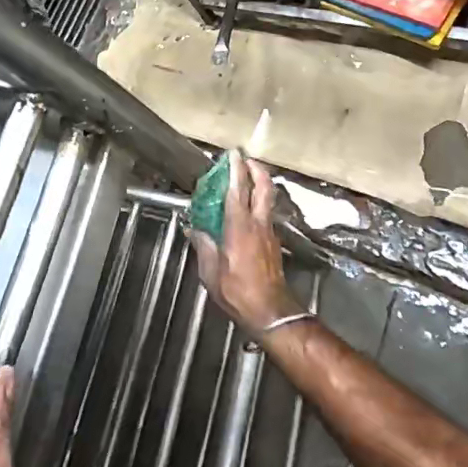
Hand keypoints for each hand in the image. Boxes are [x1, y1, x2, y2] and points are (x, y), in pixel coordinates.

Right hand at [189, 150, 299, 333]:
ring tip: (245, 180)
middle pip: (263, 188)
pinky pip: (265, 214)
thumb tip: (195, 231)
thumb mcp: (211, 271)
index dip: (236, 170)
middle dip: (256, 170)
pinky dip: (257, 203)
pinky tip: (246, 210)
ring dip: (259, 185)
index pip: (238, 191)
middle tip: (246, 160)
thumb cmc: (239, 292)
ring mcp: (268, 233)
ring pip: (267, 200)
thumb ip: (204, 246)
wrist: (271, 312)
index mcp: (239, 228)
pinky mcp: (273, 243)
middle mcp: (258, 225)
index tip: (233, 155)